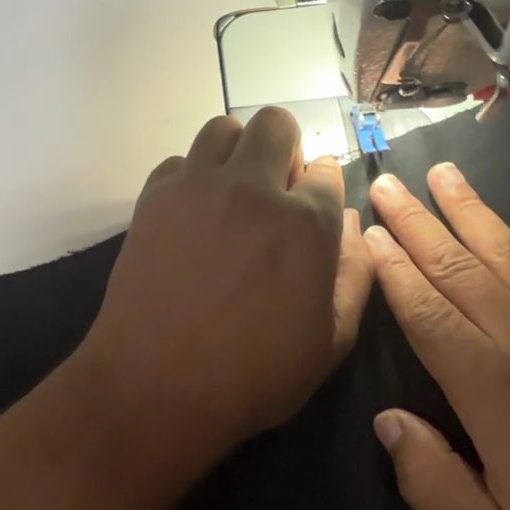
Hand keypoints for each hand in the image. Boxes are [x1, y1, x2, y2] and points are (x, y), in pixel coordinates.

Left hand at [70, 108, 373, 465]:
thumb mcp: (331, 342)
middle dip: (285, 149)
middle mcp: (253, 188)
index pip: (327, 171)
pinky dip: (191, 178)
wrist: (155, 385)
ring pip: (223, 128)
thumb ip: (355, 276)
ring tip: (232, 192)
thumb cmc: (253, 375)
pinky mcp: (154, 197)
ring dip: (236, 151)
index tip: (312, 210)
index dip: (323, 189)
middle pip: (275, 124)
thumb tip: (353, 225)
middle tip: (276, 191)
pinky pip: (178, 161)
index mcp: (306, 223)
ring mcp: (198, 187)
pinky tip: (191, 216)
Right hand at [363, 166, 509, 509]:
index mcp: (492, 390)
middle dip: (417, 224)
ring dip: (473, 211)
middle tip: (386, 183)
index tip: (366, 231)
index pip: (426, 312)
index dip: (392, 270)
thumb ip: (434, 482)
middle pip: (460, 268)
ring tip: (442, 172)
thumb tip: (386, 423)